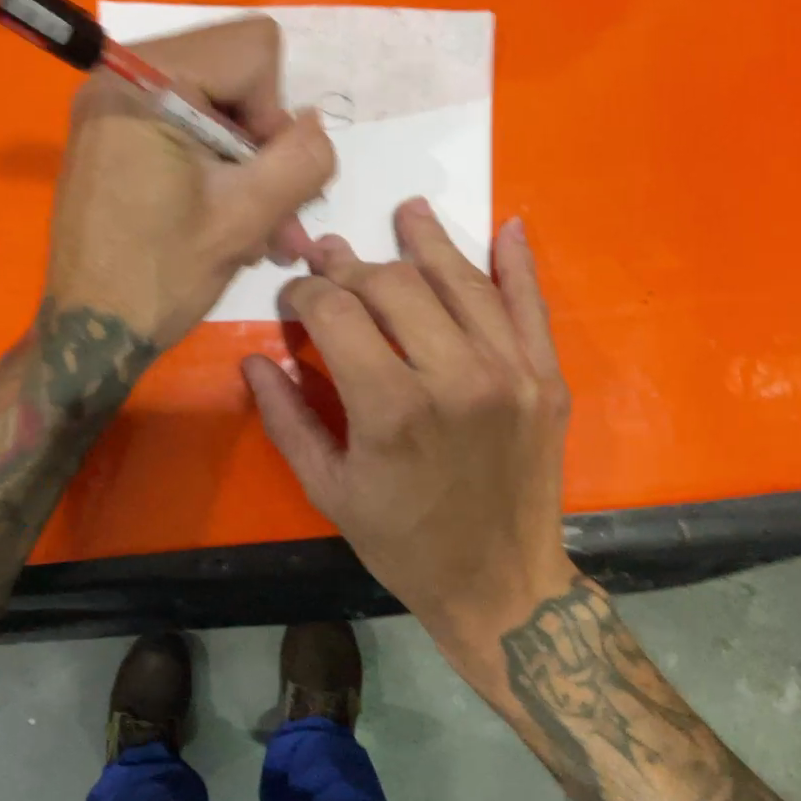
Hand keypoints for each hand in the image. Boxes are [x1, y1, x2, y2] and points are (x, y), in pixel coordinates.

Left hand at [47, 17, 335, 348]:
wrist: (92, 334)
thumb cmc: (160, 278)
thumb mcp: (244, 218)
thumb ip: (300, 160)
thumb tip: (315, 127)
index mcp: (143, 81)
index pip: (253, 50)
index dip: (276, 117)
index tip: (264, 182)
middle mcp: (117, 77)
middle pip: (233, 75)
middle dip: (263, 147)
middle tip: (276, 216)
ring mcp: (109, 111)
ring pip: (213, 109)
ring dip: (245, 169)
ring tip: (255, 233)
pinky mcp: (110, 142)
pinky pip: (182, 132)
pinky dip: (212, 172)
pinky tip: (223, 225)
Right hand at [244, 200, 579, 673]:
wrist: (500, 587)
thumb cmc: (402, 545)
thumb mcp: (329, 491)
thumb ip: (288, 421)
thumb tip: (256, 362)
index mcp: (390, 407)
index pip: (336, 312)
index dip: (305, 293)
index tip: (292, 297)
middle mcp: (454, 375)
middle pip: (394, 286)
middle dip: (352, 266)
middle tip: (331, 261)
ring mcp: (510, 371)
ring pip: (461, 282)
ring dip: (427, 244)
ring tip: (407, 213)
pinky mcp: (545, 378)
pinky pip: (530, 306)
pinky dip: (517, 264)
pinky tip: (507, 228)